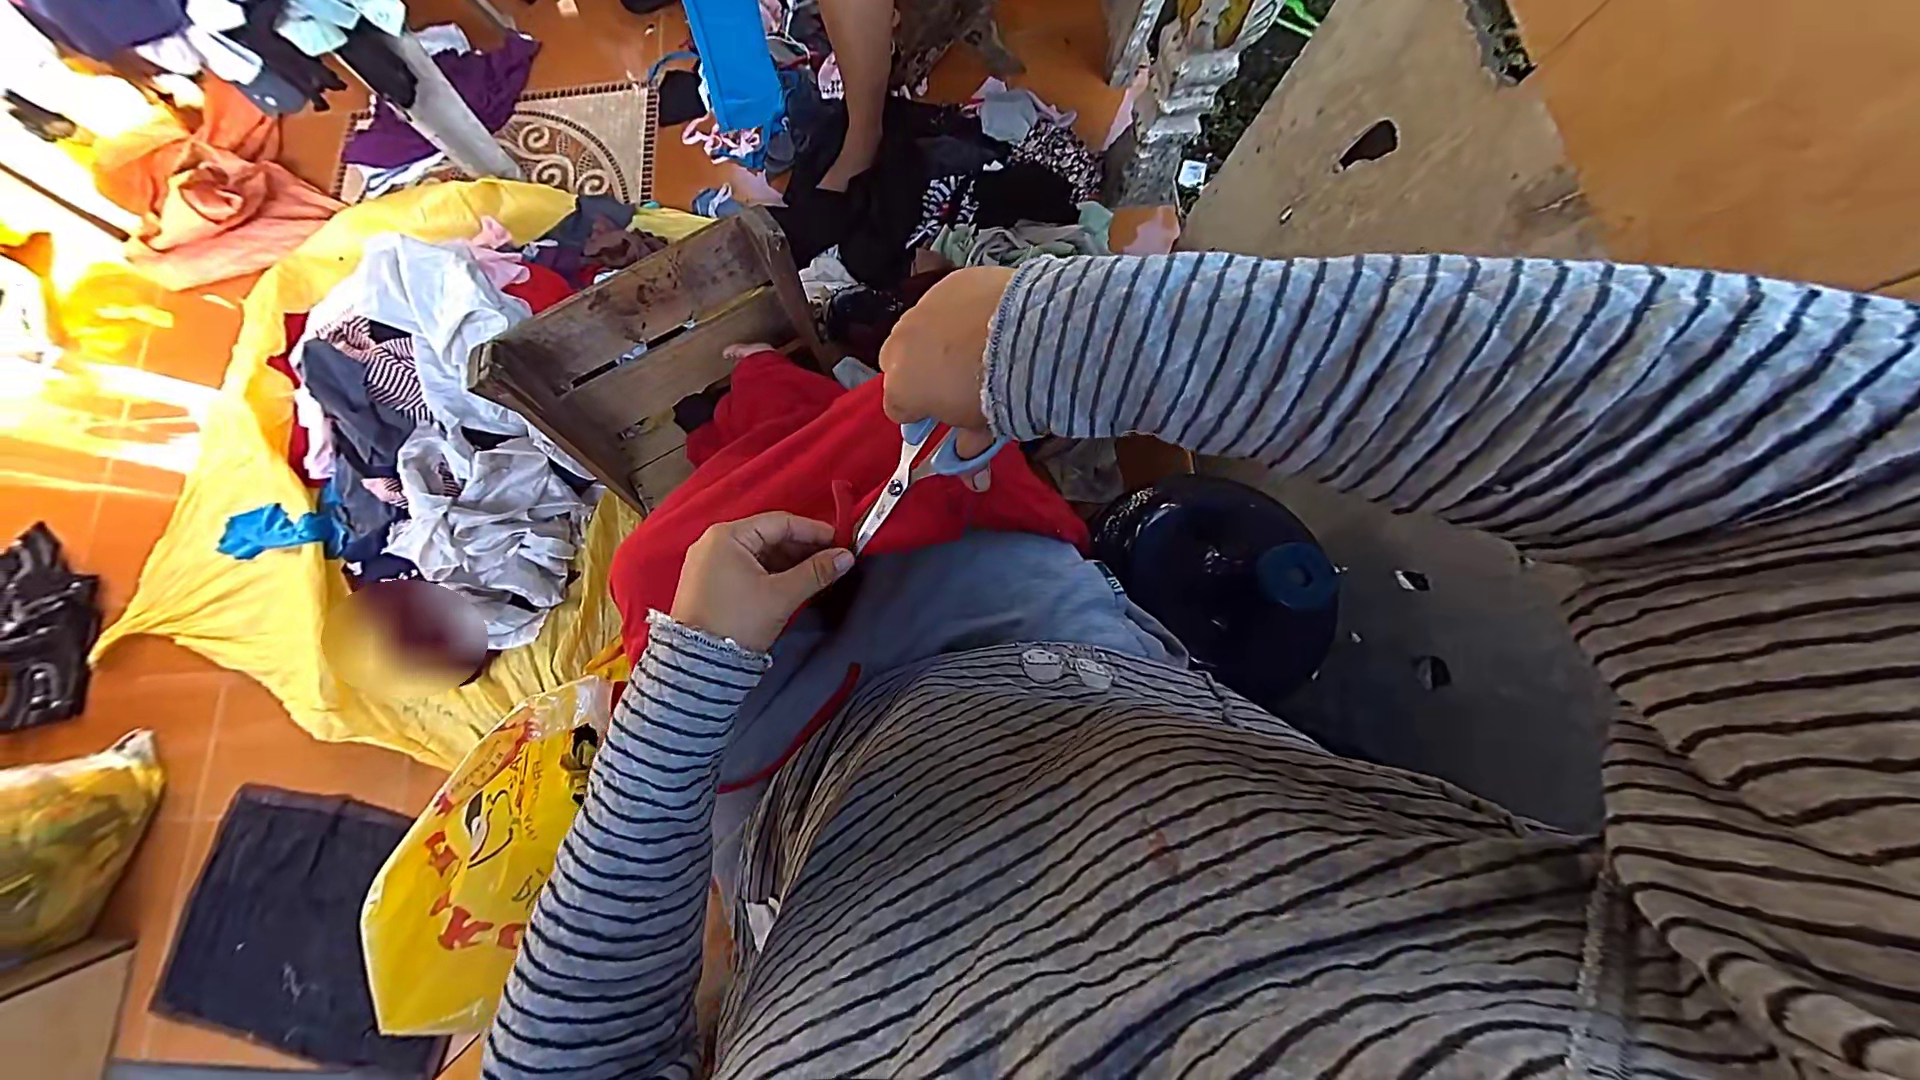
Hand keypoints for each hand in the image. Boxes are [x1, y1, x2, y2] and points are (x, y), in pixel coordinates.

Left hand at [669, 513, 853, 652]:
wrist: (699, 665)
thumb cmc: (738, 622)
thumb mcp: (782, 595)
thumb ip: (817, 572)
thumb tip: (846, 557)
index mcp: (728, 536)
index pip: (780, 522)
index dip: (814, 531)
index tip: (840, 542)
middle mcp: (715, 542)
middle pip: (770, 536)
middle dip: (804, 548)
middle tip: (832, 559)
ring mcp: (710, 562)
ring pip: (762, 553)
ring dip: (791, 561)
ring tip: (819, 573)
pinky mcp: (712, 581)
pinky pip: (750, 567)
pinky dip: (774, 572)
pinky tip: (796, 581)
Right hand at [879, 266, 1014, 465]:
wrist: (1030, 338)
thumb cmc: (999, 395)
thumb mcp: (983, 429)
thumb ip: (968, 452)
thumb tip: (976, 482)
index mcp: (901, 390)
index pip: (897, 409)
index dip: (919, 414)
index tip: (941, 415)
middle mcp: (900, 346)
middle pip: (898, 363)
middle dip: (920, 372)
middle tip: (956, 380)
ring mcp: (922, 309)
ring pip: (919, 329)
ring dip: (937, 339)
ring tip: (975, 345)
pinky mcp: (948, 281)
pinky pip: (946, 303)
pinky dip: (960, 312)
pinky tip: (988, 318)